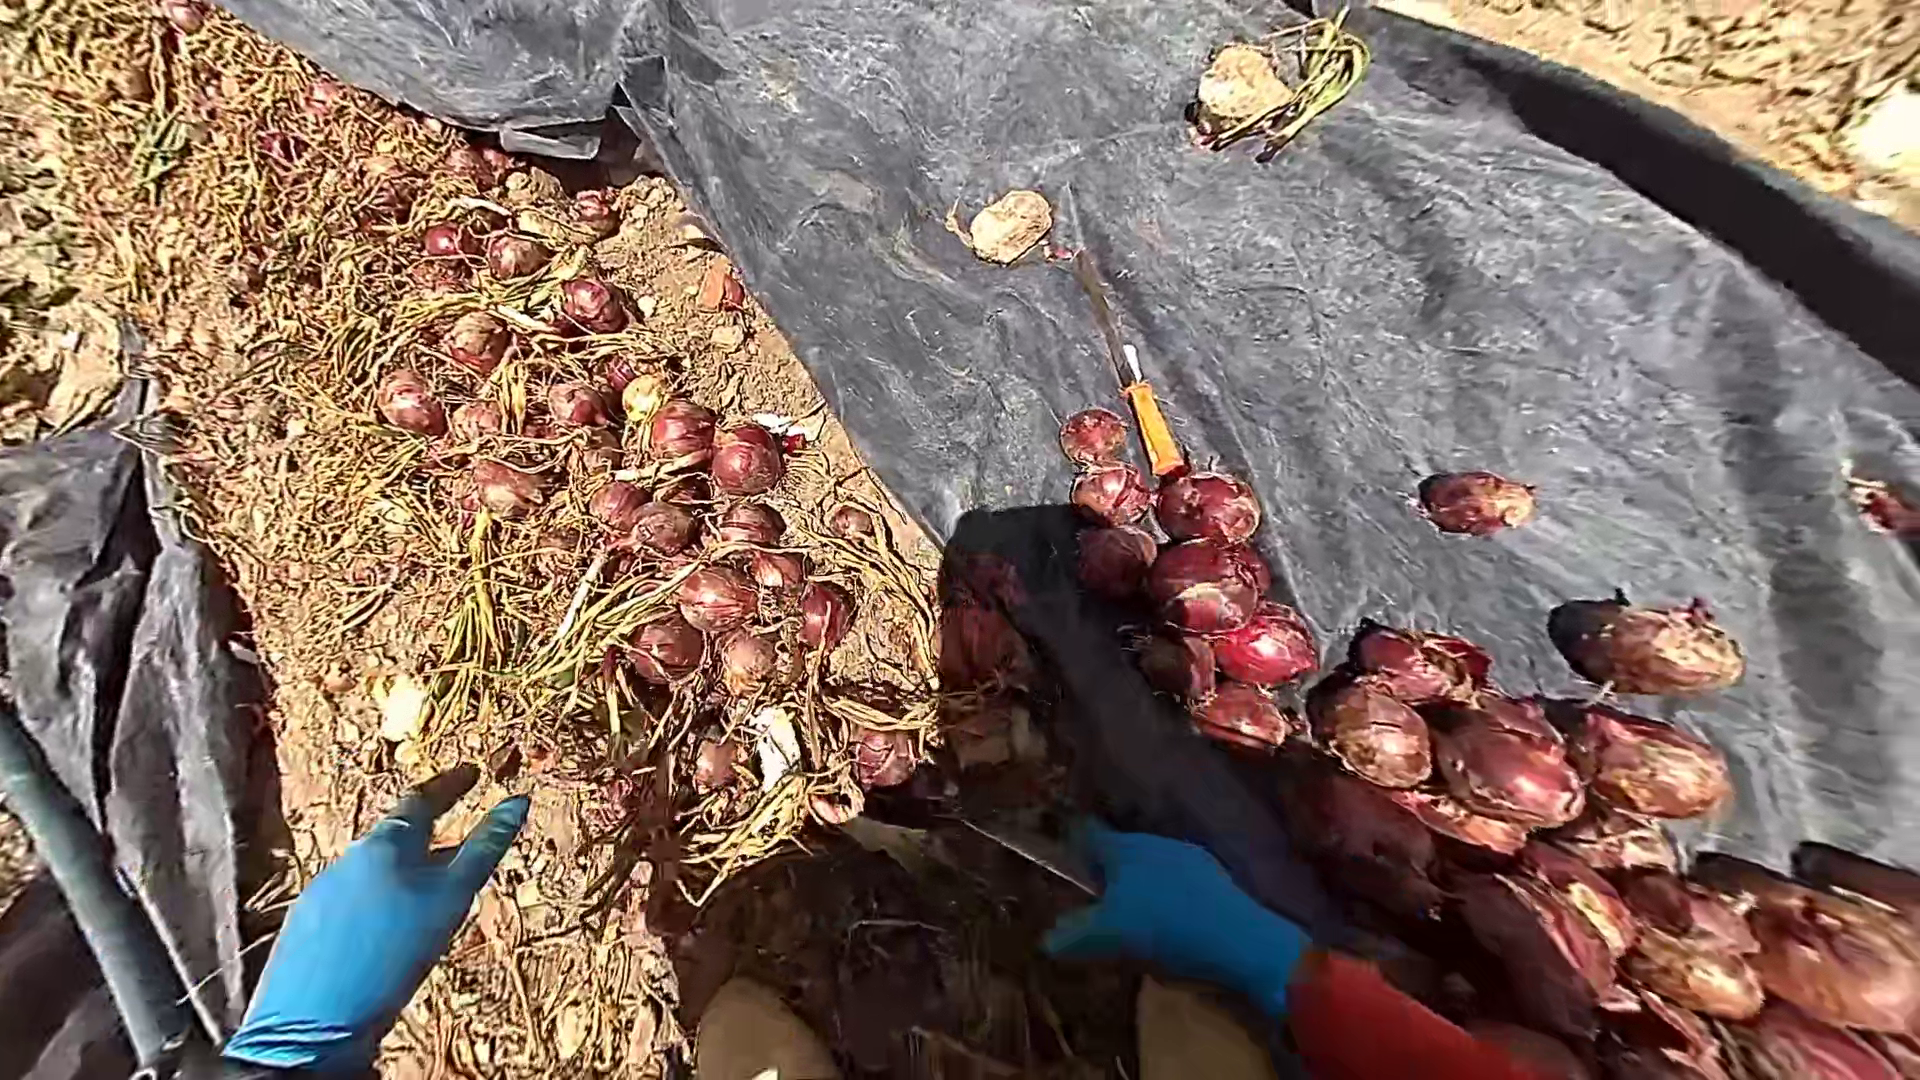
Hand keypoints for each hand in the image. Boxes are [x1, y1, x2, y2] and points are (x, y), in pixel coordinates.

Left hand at [224, 765, 528, 1071]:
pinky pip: (356, 889)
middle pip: (398, 829)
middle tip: (460, 818)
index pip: (423, 797)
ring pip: (377, 861)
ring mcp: (322, 893)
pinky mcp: (304, 925)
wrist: (311, 1029)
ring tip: (434, 871)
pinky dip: (383, 886)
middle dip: (431, 823)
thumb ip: (487, 843)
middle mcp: (350, 858)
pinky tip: (395, 910)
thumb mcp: (456, 893)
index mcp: (387, 843)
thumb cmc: (399, 948)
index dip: (451, 783)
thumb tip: (519, 801)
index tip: (472, 773)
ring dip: (408, 857)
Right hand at [1045, 822, 1310, 1017]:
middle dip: (1110, 869)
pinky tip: (1175, 920)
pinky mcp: (1216, 876)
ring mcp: (1188, 856)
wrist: (1242, 940)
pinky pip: (1180, 879)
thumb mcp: (1111, 937)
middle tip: (1101, 897)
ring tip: (1139, 912)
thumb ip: (1076, 934)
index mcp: (1124, 848)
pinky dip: (1172, 894)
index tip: (1069, 859)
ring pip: (1153, 862)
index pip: (1091, 834)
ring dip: (1142, 881)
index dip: (1077, 845)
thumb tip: (1046, 939)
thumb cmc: (1165, 928)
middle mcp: (1153, 841)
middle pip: (1122, 848)